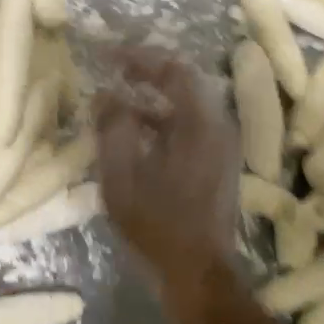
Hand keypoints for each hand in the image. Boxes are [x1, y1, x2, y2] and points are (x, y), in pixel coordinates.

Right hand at [94, 46, 238, 283]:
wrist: (196, 270)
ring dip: (150, 96)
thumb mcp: (121, 175)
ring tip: (114, 98)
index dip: (138, 56)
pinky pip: (186, 125)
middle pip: (184, 83)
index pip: (174, 69)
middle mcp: (217, 127)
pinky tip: (131, 131)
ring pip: (185, 105)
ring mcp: (219, 147)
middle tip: (109, 69)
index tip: (105, 54)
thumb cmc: (156, 223)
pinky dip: (158, 118)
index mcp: (199, 124)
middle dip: (145, 71)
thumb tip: (106, 93)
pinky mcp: (213, 164)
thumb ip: (112, 128)